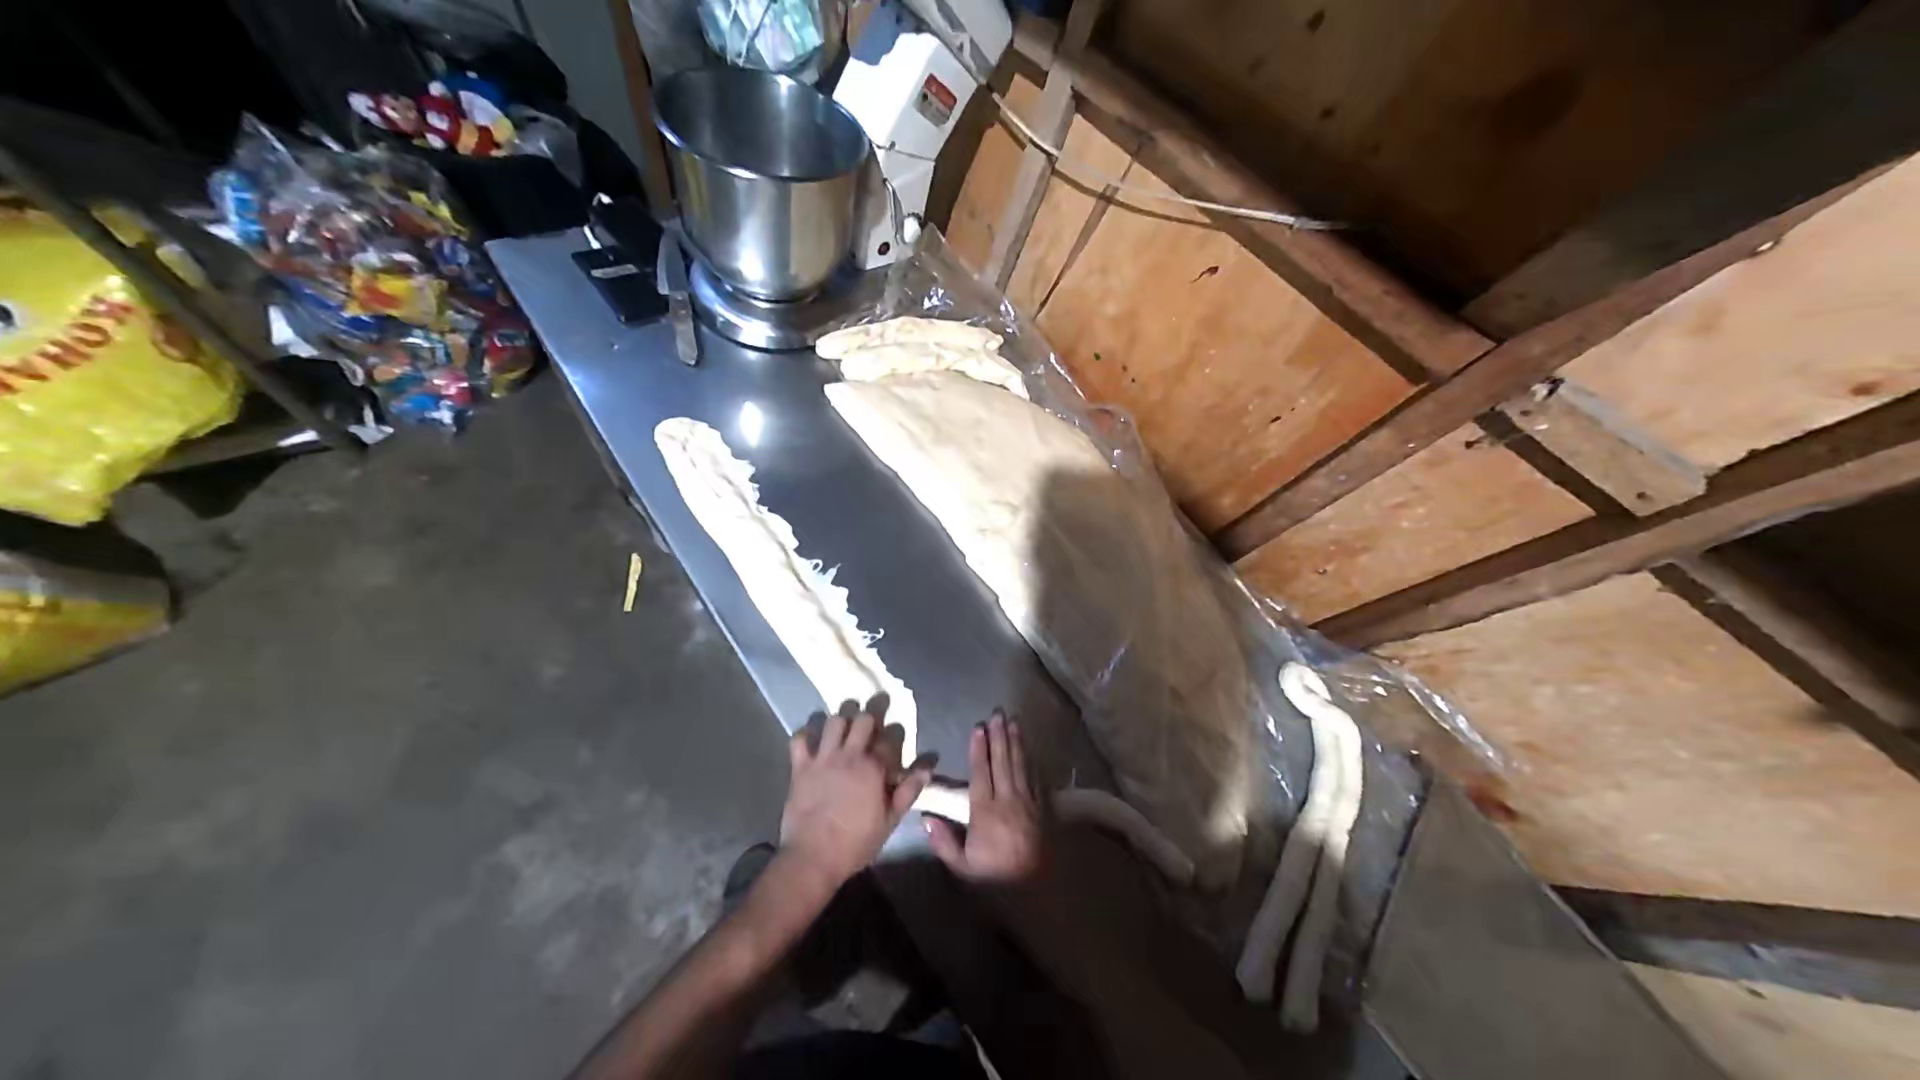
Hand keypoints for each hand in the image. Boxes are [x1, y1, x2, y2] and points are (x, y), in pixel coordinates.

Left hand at [779, 695, 930, 890]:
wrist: (813, 856)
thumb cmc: (855, 843)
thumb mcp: (889, 821)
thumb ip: (908, 792)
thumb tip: (926, 769)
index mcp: (874, 767)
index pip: (890, 739)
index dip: (893, 741)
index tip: (892, 750)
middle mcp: (850, 755)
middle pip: (863, 719)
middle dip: (869, 721)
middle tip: (869, 732)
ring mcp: (823, 758)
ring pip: (834, 721)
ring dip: (841, 723)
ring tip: (843, 733)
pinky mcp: (800, 766)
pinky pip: (799, 738)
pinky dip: (805, 735)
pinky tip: (812, 742)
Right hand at [923, 711, 1046, 883]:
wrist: (1034, 884)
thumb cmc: (995, 872)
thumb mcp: (963, 865)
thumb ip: (944, 842)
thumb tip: (926, 818)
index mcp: (985, 811)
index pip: (981, 773)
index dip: (979, 750)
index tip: (978, 729)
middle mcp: (1007, 800)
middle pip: (1002, 762)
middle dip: (999, 737)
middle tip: (997, 714)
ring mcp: (1027, 801)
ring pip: (1020, 765)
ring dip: (1016, 742)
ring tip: (1013, 722)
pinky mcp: (1042, 805)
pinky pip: (1035, 776)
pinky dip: (1031, 759)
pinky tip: (1028, 747)